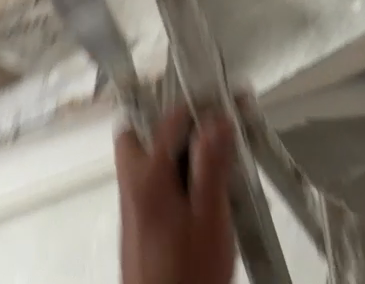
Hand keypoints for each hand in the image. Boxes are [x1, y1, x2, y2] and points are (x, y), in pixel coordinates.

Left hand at [116, 107, 237, 283]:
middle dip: (167, 119)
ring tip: (217, 148)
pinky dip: (176, 170)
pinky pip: (154, 181)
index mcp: (148, 178)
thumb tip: (217, 118)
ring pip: (145, 157)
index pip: (169, 119)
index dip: (200, 102)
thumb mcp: (210, 217)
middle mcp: (133, 186)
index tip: (230, 98)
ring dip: (175, 144)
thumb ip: (212, 165)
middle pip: (137, 133)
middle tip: (205, 119)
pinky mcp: (142, 224)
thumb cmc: (191, 273)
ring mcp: (135, 207)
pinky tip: (208, 183)